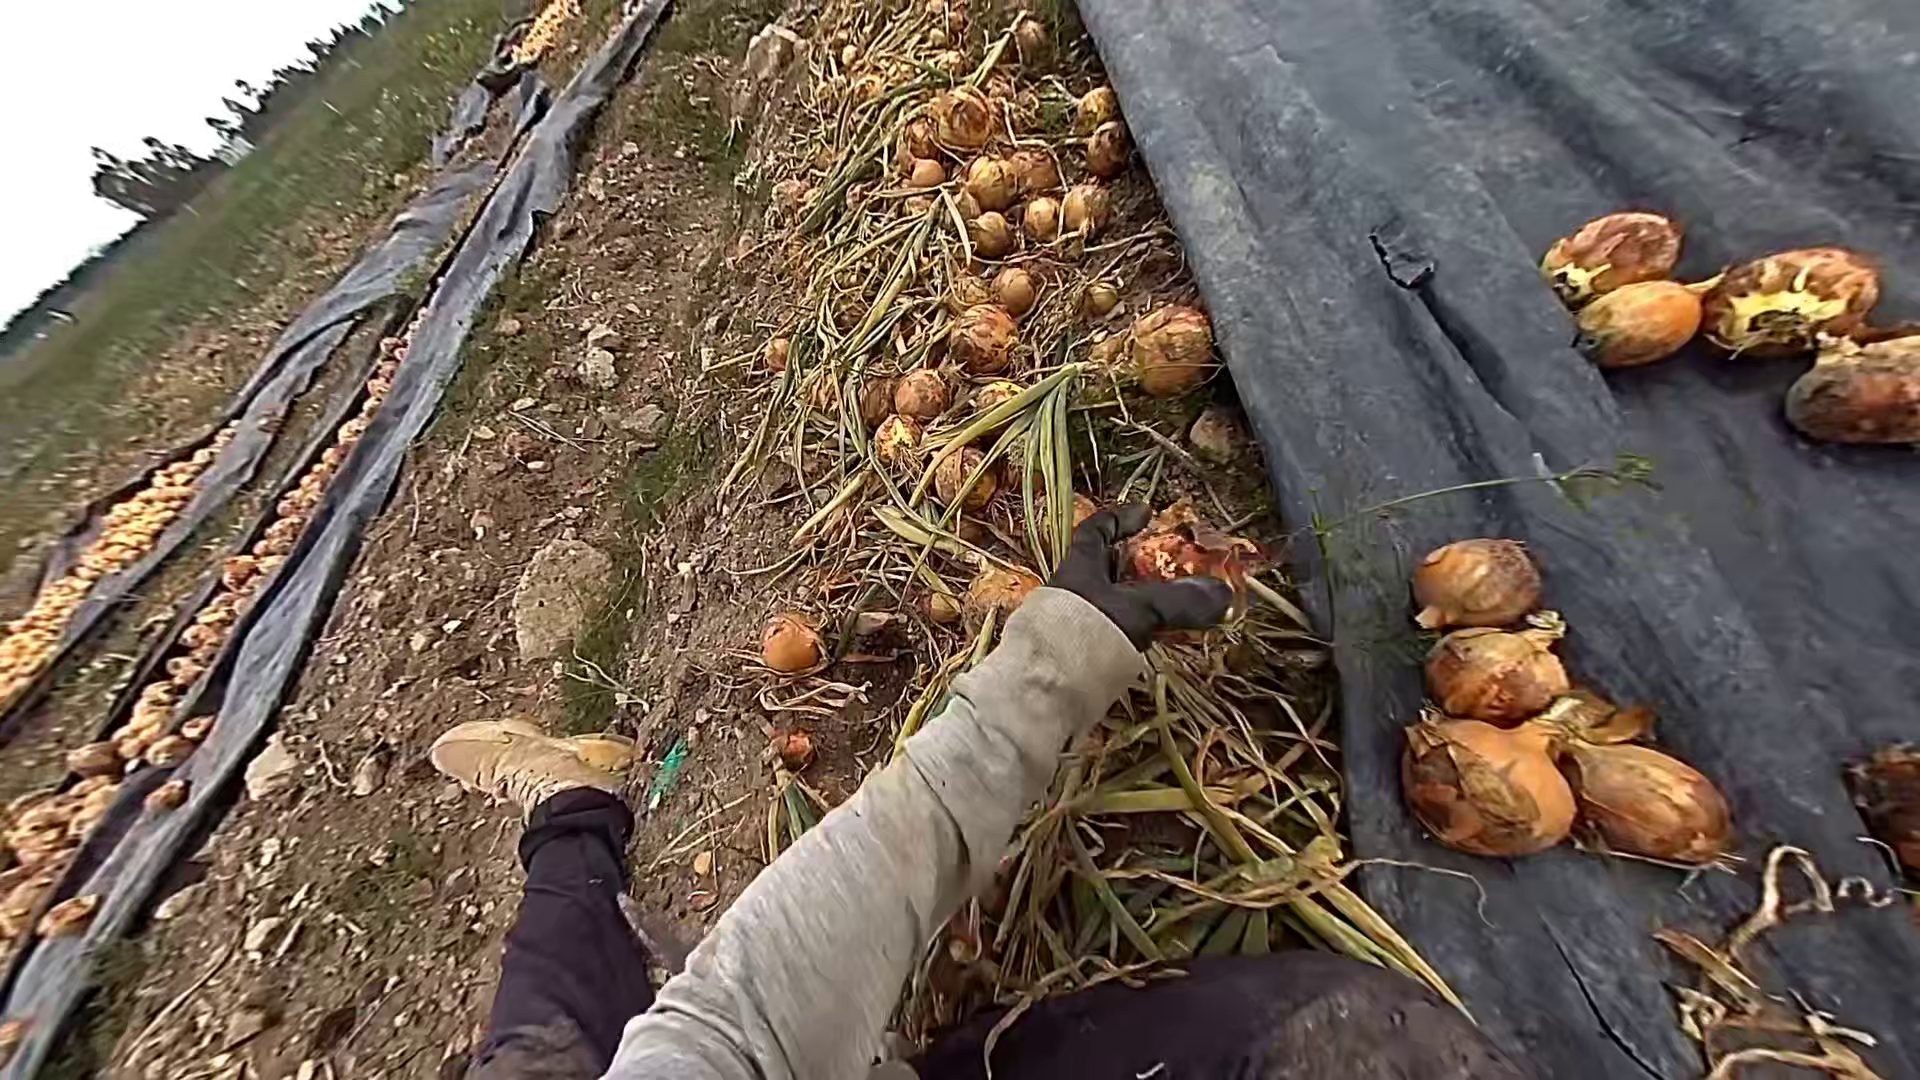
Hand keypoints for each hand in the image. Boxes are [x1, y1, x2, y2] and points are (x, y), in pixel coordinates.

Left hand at [1049, 504, 1233, 648]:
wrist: (1047, 685)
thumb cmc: (1085, 631)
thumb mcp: (1138, 609)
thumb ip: (1179, 601)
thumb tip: (1222, 592)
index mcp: (1079, 567)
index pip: (1095, 531)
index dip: (1119, 518)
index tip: (1145, 513)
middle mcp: (1069, 589)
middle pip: (1102, 566)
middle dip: (1133, 563)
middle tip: (1166, 566)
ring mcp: (1068, 620)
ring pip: (1106, 599)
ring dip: (1134, 599)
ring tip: (1165, 605)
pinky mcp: (1073, 649)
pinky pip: (1106, 628)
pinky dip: (1129, 628)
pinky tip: (1148, 640)